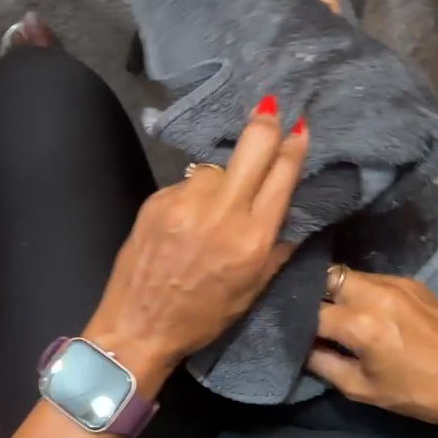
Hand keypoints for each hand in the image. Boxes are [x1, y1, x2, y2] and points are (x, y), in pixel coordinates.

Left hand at [84, 99, 308, 390]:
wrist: (138, 327)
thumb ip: (278, 247)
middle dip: (266, 122)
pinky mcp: (157, 200)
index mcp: (252, 238)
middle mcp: (222, 212)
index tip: (300, 128)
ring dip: (222, 176)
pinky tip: (186, 222)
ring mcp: (185, 202)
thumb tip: (294, 209)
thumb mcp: (252, 291)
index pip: (283, 172)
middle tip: (270, 109)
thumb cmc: (201, 318)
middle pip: (254, 143)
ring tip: (213, 207)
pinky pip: (186, 184)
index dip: (295, 145)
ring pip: (215, 167)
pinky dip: (192, 196)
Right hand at [305, 267, 437, 433]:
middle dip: (313, 296)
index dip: (295, 323)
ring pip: (350, 275)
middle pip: (326, 278)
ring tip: (335, 314)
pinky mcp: (414, 283)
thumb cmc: (416, 393)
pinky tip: (365, 312)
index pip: (310, 312)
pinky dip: (361, 292)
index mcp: (361, 323)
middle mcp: (376, 293)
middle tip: (309, 318)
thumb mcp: (360, 388)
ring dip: (337, 292)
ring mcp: (398, 283)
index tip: (290, 333)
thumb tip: (301, 348)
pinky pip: (374, 279)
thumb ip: (322, 364)